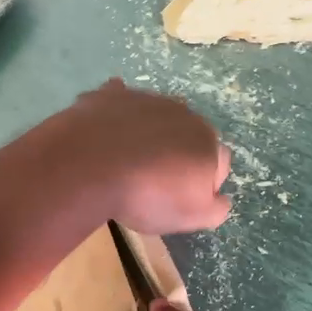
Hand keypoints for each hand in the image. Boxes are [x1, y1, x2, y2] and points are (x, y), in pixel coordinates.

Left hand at [48, 80, 230, 234]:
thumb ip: (216, 208)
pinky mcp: (111, 95)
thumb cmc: (148, 196)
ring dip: (146, 133)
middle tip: (151, 180)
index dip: (201, 183)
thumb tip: (220, 198)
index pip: (218, 163)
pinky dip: (115, 113)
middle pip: (186, 136)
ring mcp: (146, 99)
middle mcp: (183, 112)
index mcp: (207, 141)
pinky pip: (118, 101)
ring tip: (124, 159)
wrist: (91, 166)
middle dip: (175, 153)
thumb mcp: (192, 216)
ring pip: (153, 117)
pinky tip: (104, 129)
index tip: (177, 198)